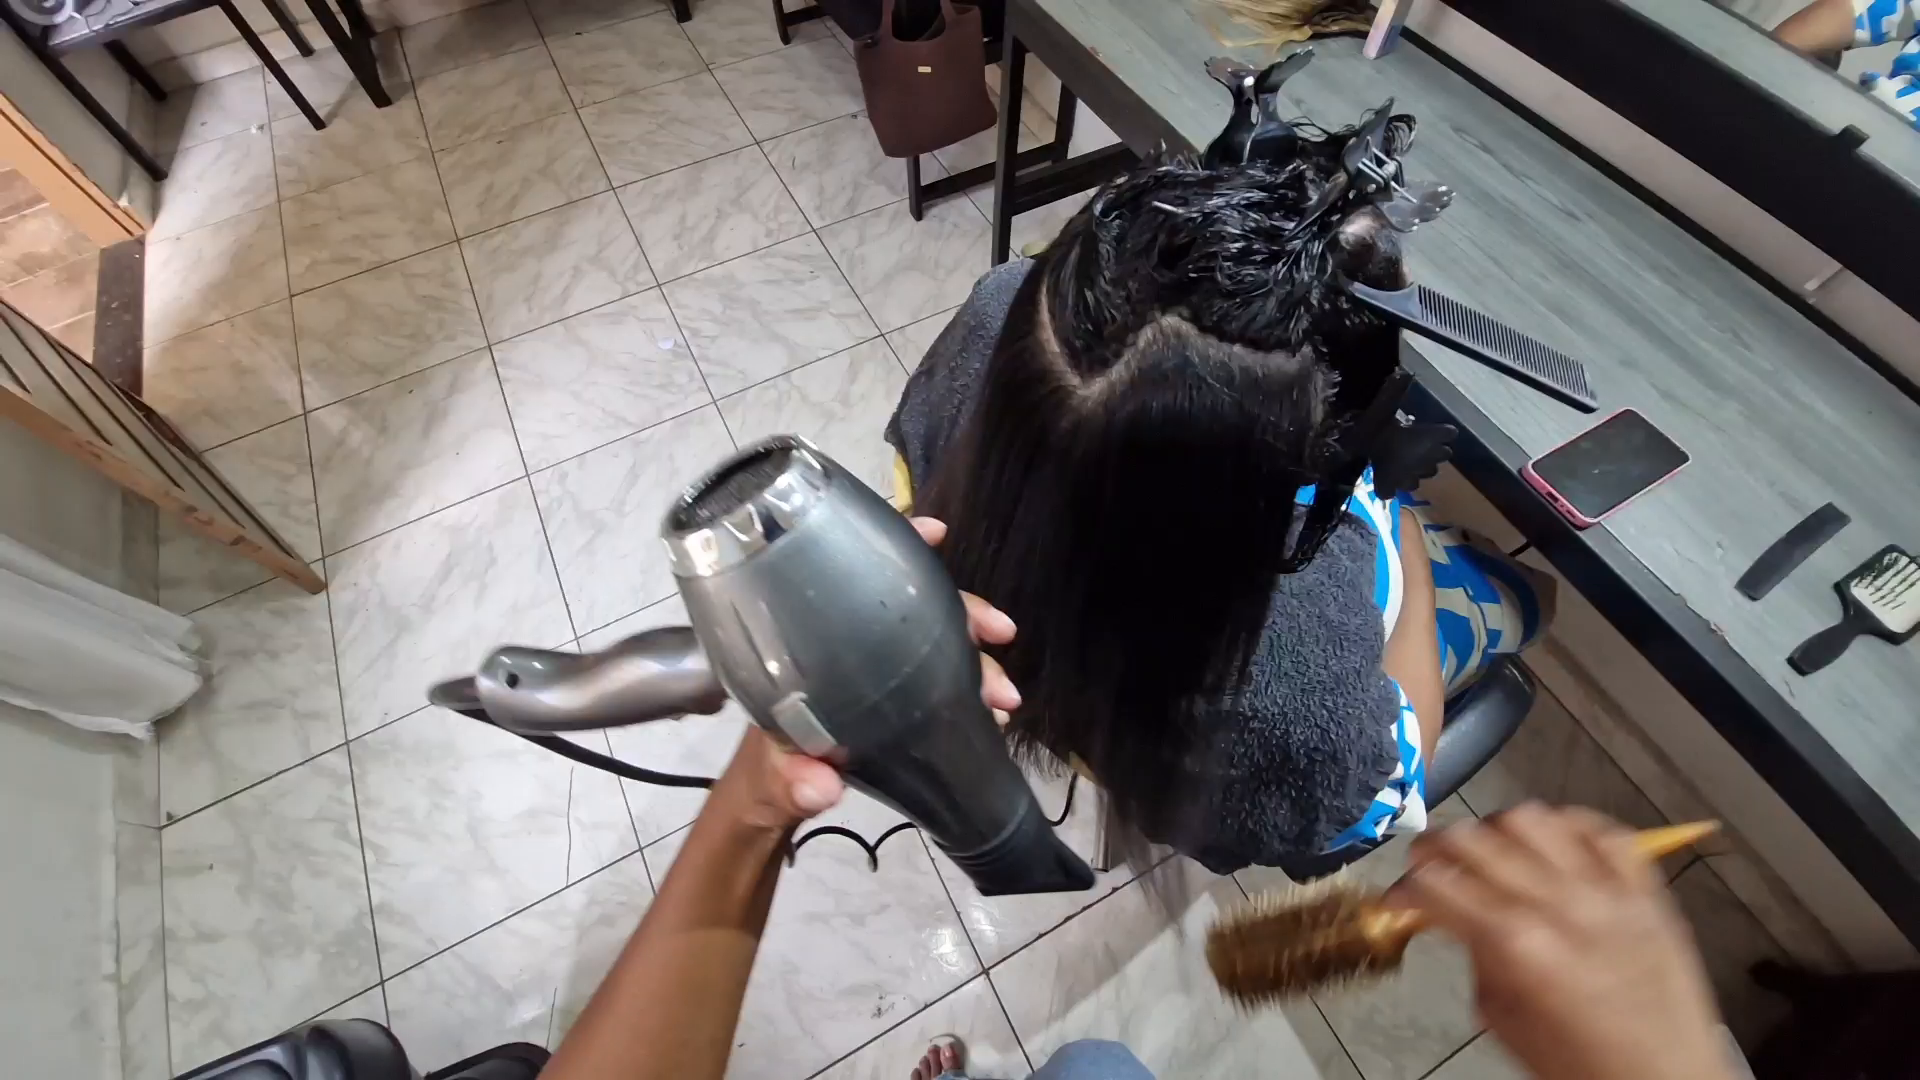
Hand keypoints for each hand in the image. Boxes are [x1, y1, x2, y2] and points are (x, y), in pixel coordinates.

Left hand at [708, 516, 1020, 832]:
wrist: (772, 801)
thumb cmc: (762, 776)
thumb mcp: (772, 779)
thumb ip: (792, 780)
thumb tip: (820, 786)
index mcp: (811, 645)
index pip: (854, 573)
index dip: (895, 544)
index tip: (934, 532)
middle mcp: (850, 645)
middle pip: (915, 606)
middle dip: (965, 613)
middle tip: (1001, 633)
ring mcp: (877, 669)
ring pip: (938, 641)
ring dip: (978, 660)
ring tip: (1006, 697)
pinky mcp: (895, 697)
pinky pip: (941, 677)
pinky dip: (972, 685)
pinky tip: (995, 707)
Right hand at [1386, 803, 1735, 1079]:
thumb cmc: (1576, 1064)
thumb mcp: (1500, 1015)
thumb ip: (1470, 949)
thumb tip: (1443, 911)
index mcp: (1515, 943)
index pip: (1432, 882)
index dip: (1402, 888)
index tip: (1398, 900)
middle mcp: (1556, 906)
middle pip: (1468, 838)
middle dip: (1432, 848)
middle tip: (1429, 866)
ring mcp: (1606, 894)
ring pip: (1529, 818)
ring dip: (1496, 830)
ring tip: (1492, 851)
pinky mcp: (1645, 895)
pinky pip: (1602, 831)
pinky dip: (1569, 827)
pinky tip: (1551, 846)